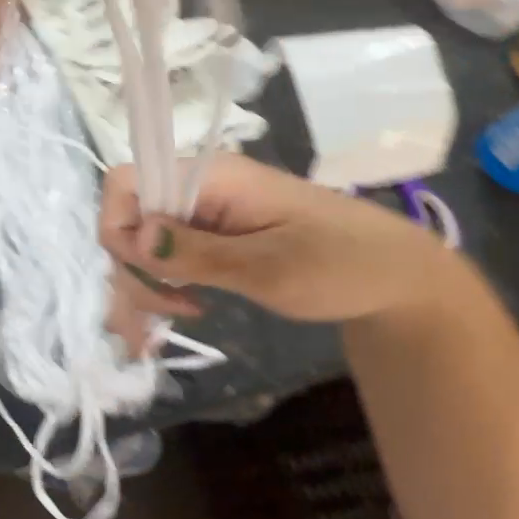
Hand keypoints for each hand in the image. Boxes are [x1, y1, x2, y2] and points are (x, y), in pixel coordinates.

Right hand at [99, 156, 459, 352]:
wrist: (398, 279)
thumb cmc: (343, 265)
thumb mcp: (270, 267)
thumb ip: (197, 253)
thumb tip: (133, 238)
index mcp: (211, 179)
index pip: (126, 182)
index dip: (119, 227)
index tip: (152, 273)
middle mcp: (197, 190)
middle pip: (129, 221)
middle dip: (132, 273)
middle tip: (164, 320)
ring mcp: (203, 214)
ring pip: (141, 246)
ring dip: (140, 289)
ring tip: (152, 339)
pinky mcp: (211, 238)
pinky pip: (165, 258)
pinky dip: (158, 290)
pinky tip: (168, 320)